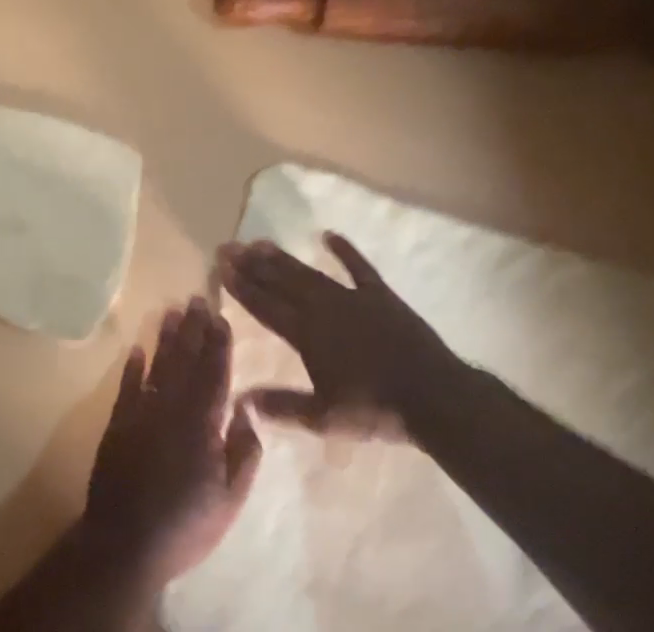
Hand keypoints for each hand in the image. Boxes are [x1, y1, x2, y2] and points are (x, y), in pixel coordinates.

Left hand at [80, 297, 262, 584]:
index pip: (215, 375)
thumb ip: (244, 452)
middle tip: (197, 299)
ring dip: (165, 338)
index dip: (219, 346)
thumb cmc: (186, 526)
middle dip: (194, 330)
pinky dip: (131, 367)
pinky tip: (136, 348)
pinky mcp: (116, 426)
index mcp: (203, 426)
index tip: (221, 318)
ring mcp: (140, 415)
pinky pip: (125, 387)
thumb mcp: (230, 500)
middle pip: (185, 362)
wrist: (125, 543)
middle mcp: (171, 410)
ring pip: (156, 367)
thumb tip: (245, 409)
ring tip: (172, 311)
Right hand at [219, 232, 463, 438]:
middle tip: (229, 247)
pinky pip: (360, 268)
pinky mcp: (382, 296)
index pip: (266, 307)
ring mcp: (354, 298)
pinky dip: (345, 251)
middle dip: (254, 265)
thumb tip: (242, 398)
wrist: (433, 396)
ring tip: (260, 242)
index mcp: (307, 336)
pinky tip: (329, 236)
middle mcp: (325, 309)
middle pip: (282, 283)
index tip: (221, 268)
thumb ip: (282, 406)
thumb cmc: (375, 409)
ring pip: (311, 273)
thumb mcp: (324, 417)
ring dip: (284, 258)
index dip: (242, 287)